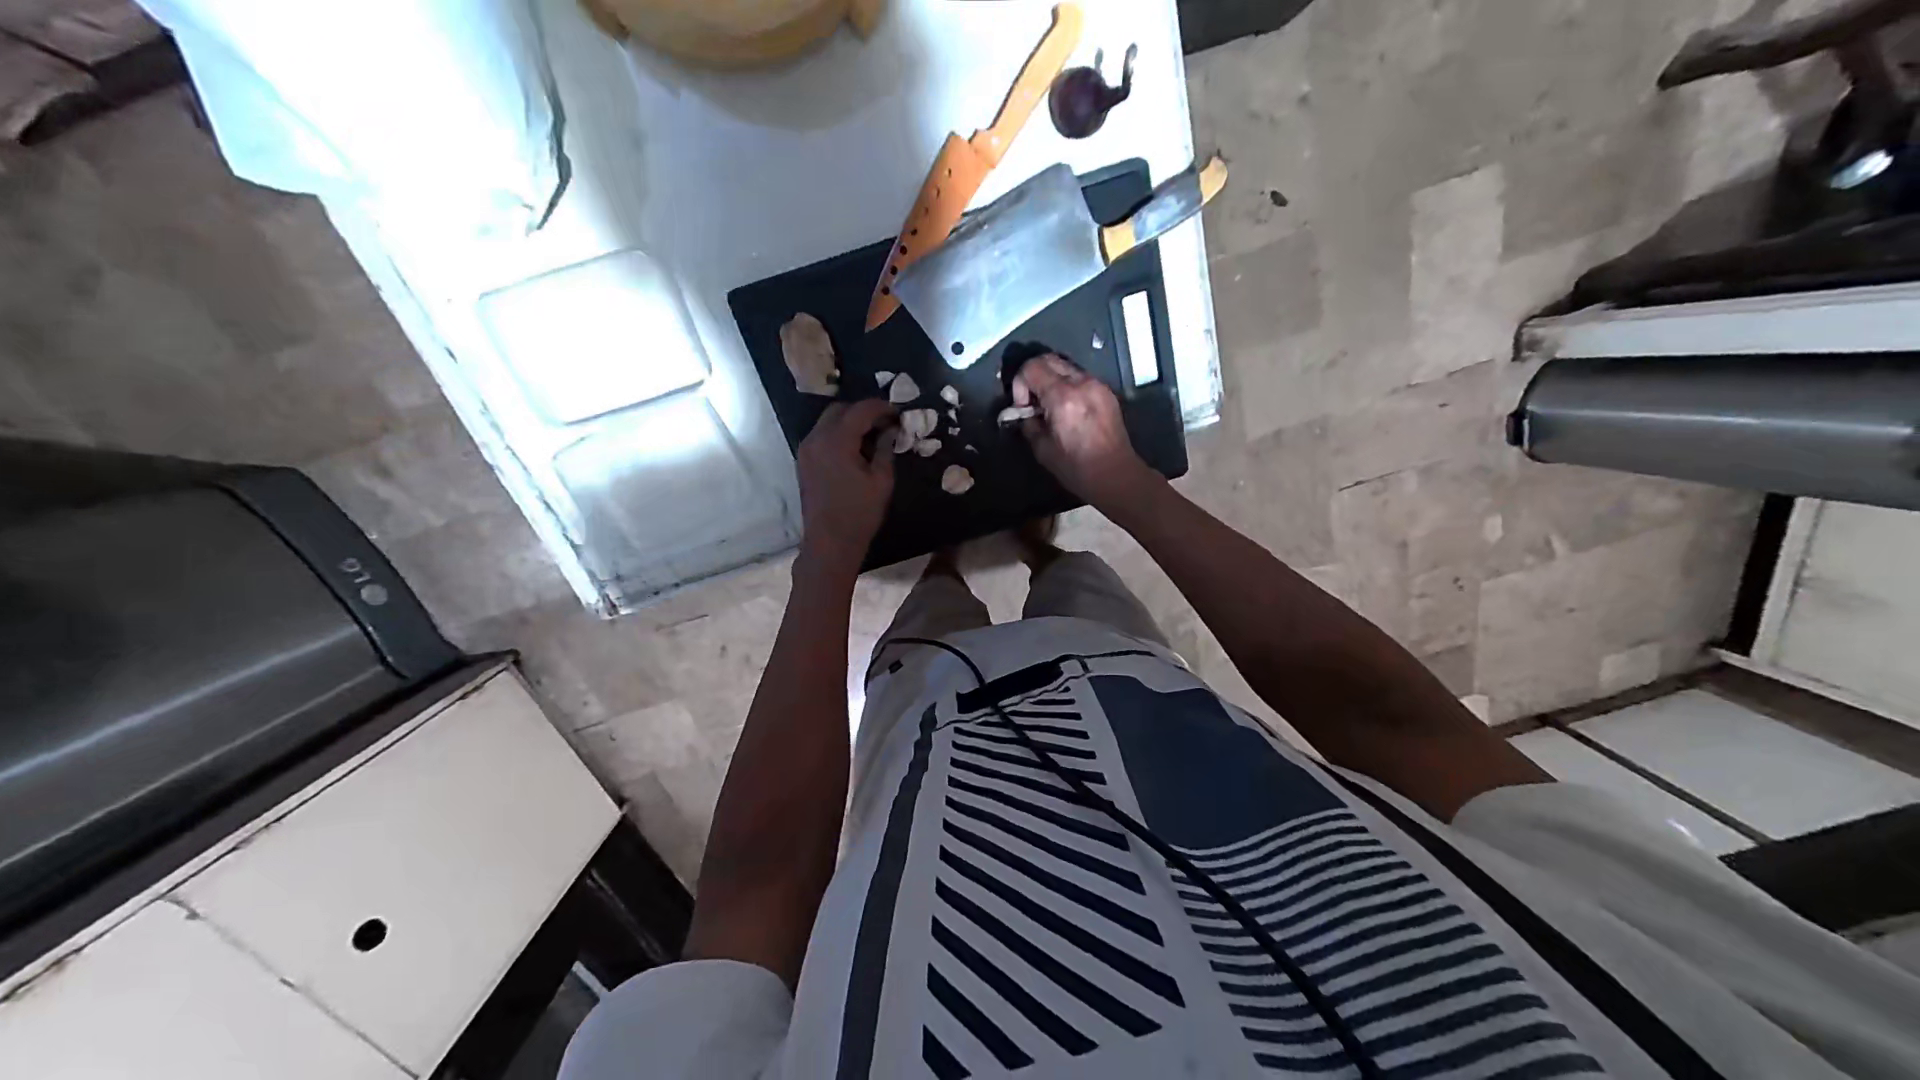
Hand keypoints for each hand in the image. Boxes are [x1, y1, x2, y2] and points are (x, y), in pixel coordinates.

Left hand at [795, 398, 896, 574]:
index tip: (898, 413)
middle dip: (863, 412)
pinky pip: (822, 436)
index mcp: (836, 440)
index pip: (860, 410)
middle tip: (885, 424)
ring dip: (850, 423)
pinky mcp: (804, 461)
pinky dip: (839, 434)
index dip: (881, 407)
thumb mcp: (881, 480)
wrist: (829, 542)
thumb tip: (891, 430)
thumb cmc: (860, 513)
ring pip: (828, 421)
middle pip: (840, 410)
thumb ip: (886, 449)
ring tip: (872, 437)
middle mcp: (816, 438)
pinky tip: (856, 450)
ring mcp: (806, 449)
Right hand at [1012, 354, 1155, 507]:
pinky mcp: (1106, 391)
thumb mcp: (1042, 449)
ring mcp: (1097, 384)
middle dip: (1034, 377)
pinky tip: (1068, 410)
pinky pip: (1080, 378)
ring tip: (1050, 407)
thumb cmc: (1076, 468)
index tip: (1023, 407)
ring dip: (1051, 380)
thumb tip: (1023, 413)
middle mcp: (1081, 383)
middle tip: (1032, 402)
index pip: (1032, 367)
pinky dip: (1067, 386)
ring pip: (1065, 367)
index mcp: (1063, 397)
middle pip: (1048, 359)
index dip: (1020, 384)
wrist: (1115, 475)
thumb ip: (1028, 423)